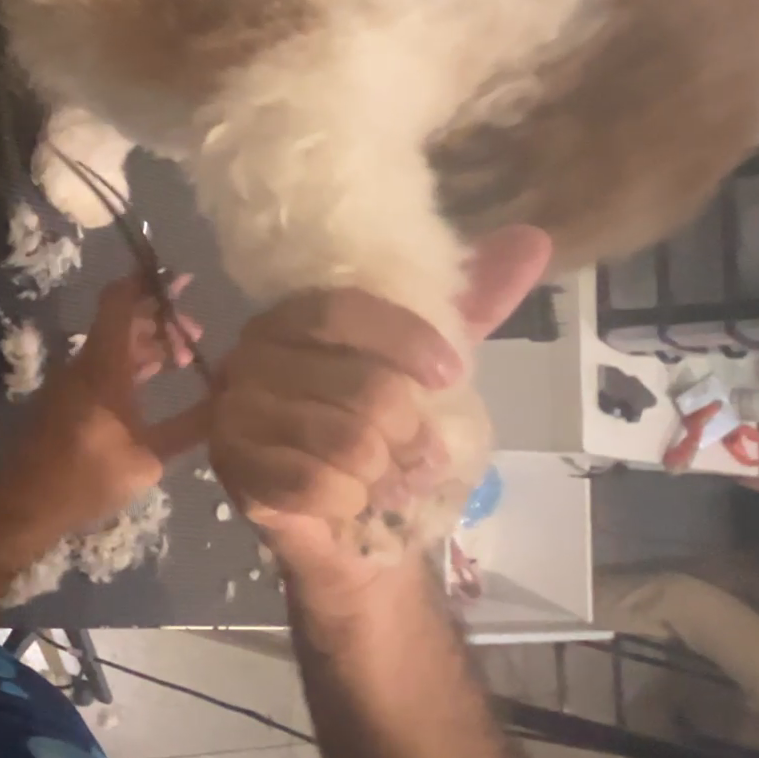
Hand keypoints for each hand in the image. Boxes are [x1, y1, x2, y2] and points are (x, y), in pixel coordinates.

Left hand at [0, 273, 202, 532]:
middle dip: (159, 318)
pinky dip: (130, 364)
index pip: (118, 303)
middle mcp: (82, 364)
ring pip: (112, 346)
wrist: (28, 502)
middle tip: (197, 333)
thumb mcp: (150, 456)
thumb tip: (234, 393)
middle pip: (119, 322)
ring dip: (147, 344)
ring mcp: (70, 381)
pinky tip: (155, 381)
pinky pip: (101, 366)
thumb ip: (193, 422)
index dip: (146, 284)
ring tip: (185, 358)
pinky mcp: (65, 398)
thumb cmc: (89, 478)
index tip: (179, 280)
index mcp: (101, 367)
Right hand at [208, 227, 551, 591]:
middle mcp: (246, 360)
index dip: (404, 341)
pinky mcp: (230, 468)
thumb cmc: (380, 435)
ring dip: (383, 470)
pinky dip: (351, 500)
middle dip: (407, 431)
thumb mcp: (428, 369)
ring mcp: (231, 415)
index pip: (338, 312)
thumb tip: (528, 239)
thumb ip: (467, 309)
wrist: (342, 518)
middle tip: (411, 450)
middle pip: (358, 385)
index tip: (451, 376)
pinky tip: (348, 498)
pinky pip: (315, 484)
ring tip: (382, 477)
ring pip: (343, 439)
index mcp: (285, 323)